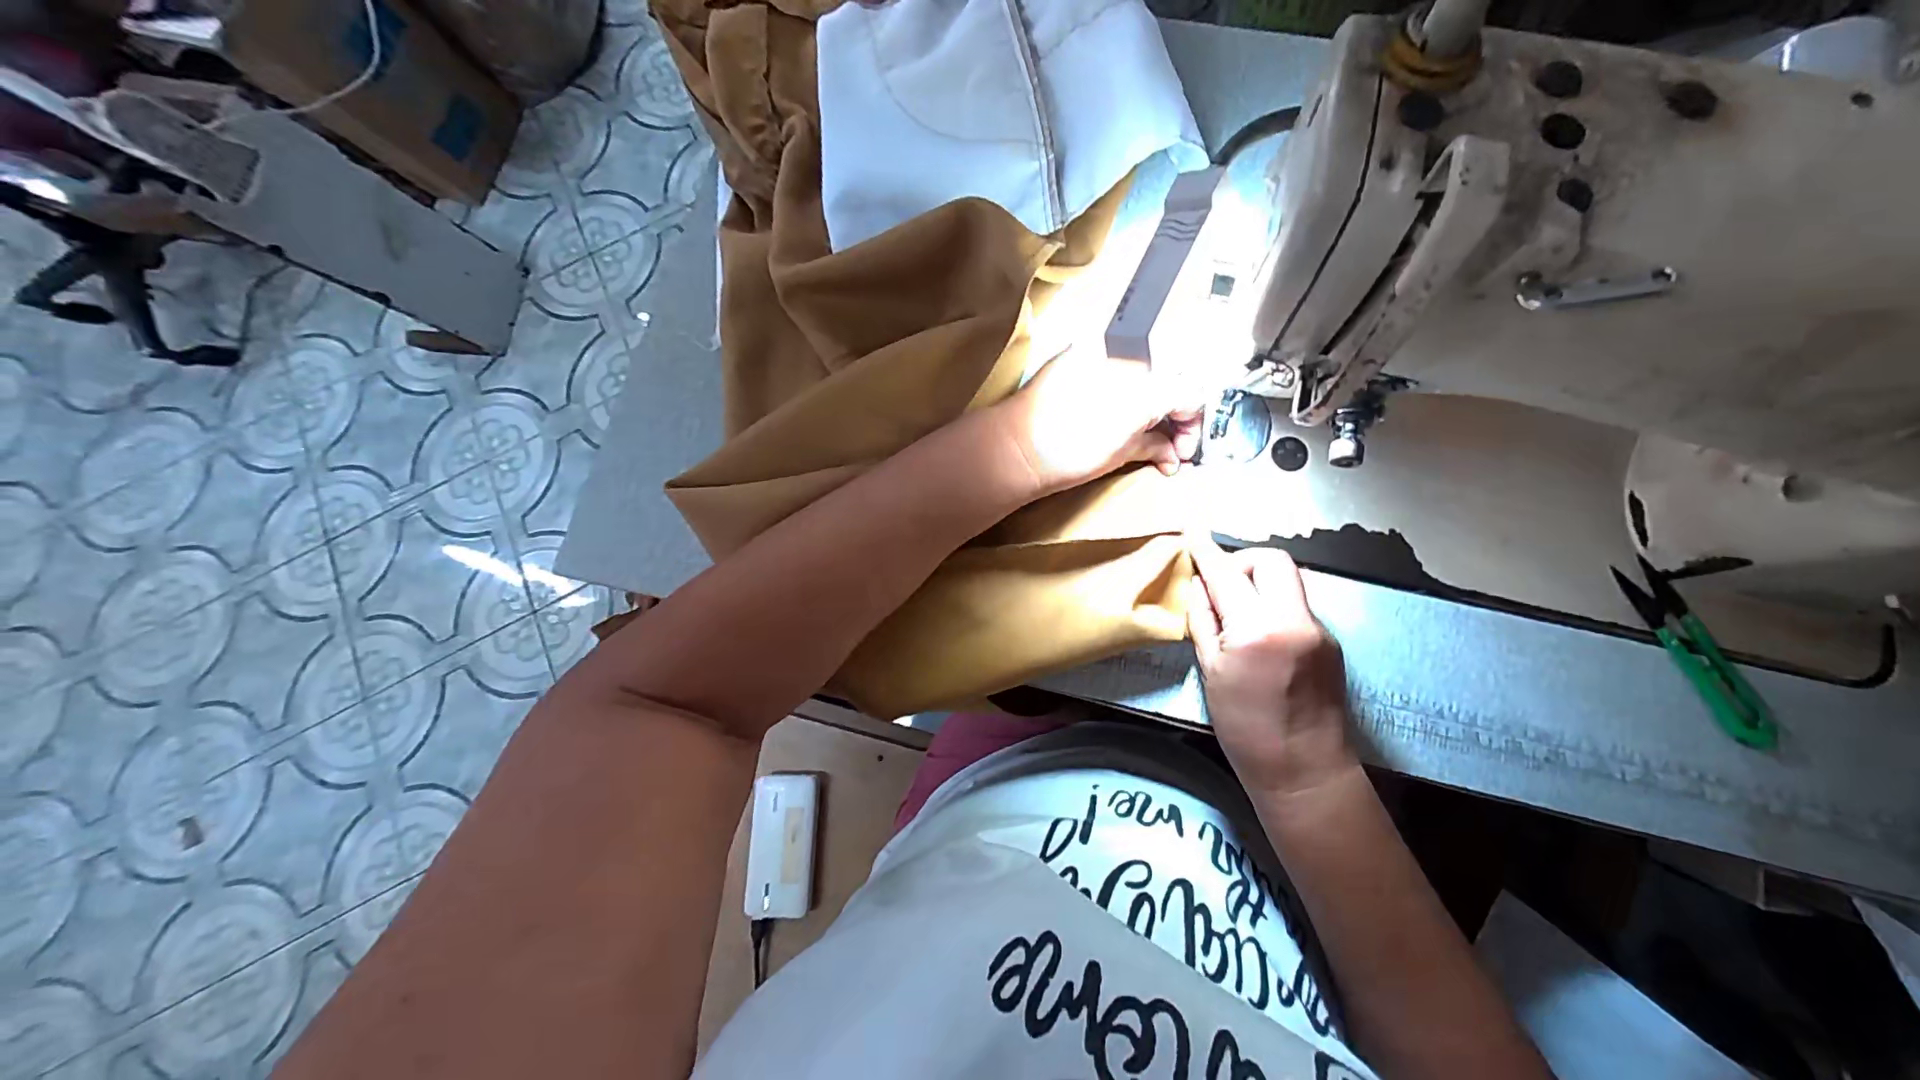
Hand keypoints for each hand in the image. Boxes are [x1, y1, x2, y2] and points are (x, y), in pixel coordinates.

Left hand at [990, 348, 1204, 495]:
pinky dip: (1124, 382)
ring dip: (1151, 395)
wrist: (1019, 446)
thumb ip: (1155, 444)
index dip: (1192, 425)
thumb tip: (1170, 451)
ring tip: (1141, 427)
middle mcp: (1132, 359)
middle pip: (1173, 375)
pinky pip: (1116, 358)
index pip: (1192, 394)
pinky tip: (1118, 408)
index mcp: (1149, 384)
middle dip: (1174, 409)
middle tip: (1165, 437)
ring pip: (1147, 365)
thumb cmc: (1067, 453)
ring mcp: (1105, 351)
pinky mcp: (1079, 351)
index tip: (1182, 445)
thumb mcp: (1122, 452)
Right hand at [1187, 536, 1358, 798]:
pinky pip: (1296, 606)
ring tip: (1236, 613)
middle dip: (1242, 562)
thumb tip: (1200, 585)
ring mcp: (1319, 629)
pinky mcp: (1329, 641)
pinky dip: (1273, 607)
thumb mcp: (1211, 672)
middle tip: (1220, 584)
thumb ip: (1203, 621)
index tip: (1192, 535)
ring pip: (1287, 582)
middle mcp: (1295, 619)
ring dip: (1258, 584)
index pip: (1227, 574)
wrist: (1303, 770)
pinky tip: (1259, 636)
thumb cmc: (1245, 728)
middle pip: (1272, 561)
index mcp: (1257, 629)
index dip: (1206, 552)